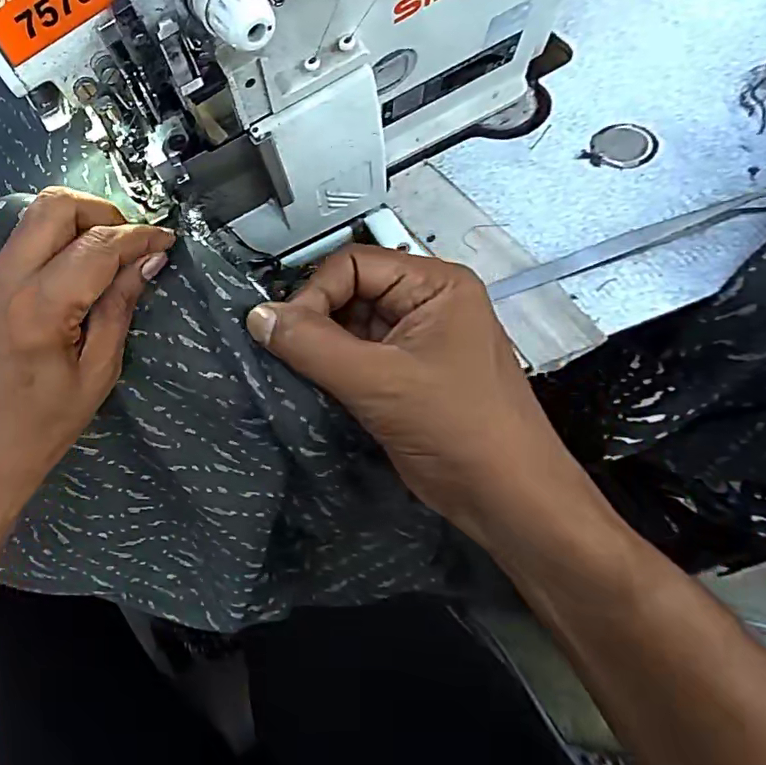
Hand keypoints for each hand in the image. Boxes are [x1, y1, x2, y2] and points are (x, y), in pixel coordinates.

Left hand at [0, 187, 173, 537]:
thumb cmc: (46, 423)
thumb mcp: (98, 370)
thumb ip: (120, 306)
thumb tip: (149, 259)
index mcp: (35, 309)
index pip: (95, 247)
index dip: (137, 237)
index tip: (167, 239)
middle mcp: (0, 282)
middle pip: (53, 207)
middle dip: (101, 212)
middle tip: (131, 242)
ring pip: (34, 218)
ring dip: (78, 224)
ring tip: (110, 257)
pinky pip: (20, 244)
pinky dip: (55, 244)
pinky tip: (77, 274)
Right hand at [246, 245, 581, 544]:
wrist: (507, 499)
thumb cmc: (462, 431)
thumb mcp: (380, 382)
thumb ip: (313, 346)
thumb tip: (258, 316)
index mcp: (436, 285)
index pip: (353, 265)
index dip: (315, 294)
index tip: (286, 333)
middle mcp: (427, 304)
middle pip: (350, 293)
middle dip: (317, 323)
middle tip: (291, 357)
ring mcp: (417, 343)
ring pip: (350, 328)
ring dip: (323, 350)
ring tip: (304, 377)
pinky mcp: (406, 377)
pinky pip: (358, 359)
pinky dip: (334, 372)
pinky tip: (319, 390)